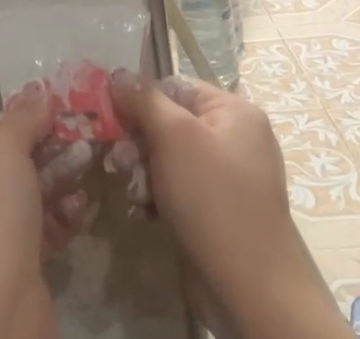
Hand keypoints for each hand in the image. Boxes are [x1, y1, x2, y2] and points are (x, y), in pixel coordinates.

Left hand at [0, 85, 92, 338]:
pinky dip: (62, 213)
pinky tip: (79, 208)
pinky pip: (43, 225)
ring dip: (62, 179)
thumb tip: (41, 95)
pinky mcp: (17, 261)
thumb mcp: (3, 149)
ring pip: (33, 192)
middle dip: (51, 148)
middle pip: (15, 160)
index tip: (65, 110)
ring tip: (87, 172)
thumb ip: (23, 118)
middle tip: (86, 141)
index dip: (28, 118)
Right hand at [110, 72, 355, 338]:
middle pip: (169, 122)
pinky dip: (158, 195)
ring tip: (135, 193)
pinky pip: (179, 187)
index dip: (140, 100)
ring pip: (169, 157)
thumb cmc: (212, 198)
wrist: (249, 284)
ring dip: (144, 172)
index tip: (110, 120)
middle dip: (139, 142)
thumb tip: (117, 74)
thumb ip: (144, 100)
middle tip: (120, 164)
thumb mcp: (174, 137)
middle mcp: (234, 136)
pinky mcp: (217, 208)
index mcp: (233, 110)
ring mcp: (227, 175)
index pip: (174, 87)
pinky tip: (145, 211)